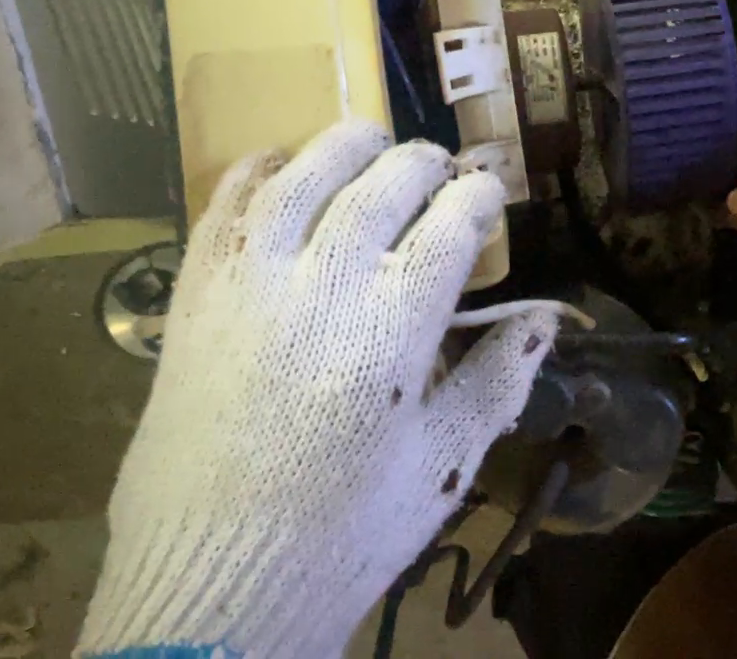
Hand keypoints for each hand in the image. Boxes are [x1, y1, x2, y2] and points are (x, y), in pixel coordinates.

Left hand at [79, 121, 557, 657]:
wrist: (212, 590)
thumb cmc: (343, 532)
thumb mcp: (444, 462)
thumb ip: (498, 378)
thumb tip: (541, 319)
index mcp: (393, 328)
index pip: (451, 224)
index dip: (480, 197)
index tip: (491, 192)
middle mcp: (322, 286)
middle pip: (384, 183)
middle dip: (425, 163)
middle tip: (443, 171)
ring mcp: (249, 285)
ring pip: (303, 174)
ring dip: (347, 146)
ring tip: (373, 145)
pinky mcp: (195, 300)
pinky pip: (222, 207)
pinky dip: (257, 171)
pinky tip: (282, 165)